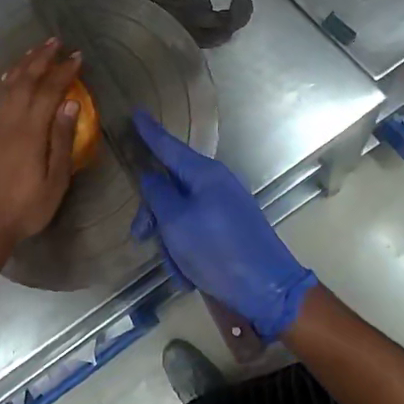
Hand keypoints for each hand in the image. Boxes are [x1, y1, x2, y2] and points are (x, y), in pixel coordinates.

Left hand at [0, 38, 83, 244]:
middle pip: (25, 80)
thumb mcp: (55, 179)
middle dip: (41, 58)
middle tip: (56, 41)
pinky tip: (13, 76)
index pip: (49, 91)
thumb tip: (71, 103)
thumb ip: (62, 139)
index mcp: (30, 131)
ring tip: (37, 50)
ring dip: (24, 64)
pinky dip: (9, 79)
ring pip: (8, 84)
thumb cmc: (27, 206)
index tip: (78, 56)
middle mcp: (9, 121)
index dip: (64, 71)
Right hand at [130, 110, 315, 336]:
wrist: (267, 290)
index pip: (170, 147)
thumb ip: (157, 195)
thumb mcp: (176, 222)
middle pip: (170, 188)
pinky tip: (189, 277)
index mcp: (205, 175)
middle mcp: (216, 186)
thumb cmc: (217, 251)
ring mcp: (224, 210)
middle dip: (153, 215)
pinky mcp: (229, 232)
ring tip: (177, 268)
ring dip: (170, 242)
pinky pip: (195, 235)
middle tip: (140, 236)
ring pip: (179, 217)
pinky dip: (187, 255)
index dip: (150, 133)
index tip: (135, 113)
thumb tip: (149, 176)